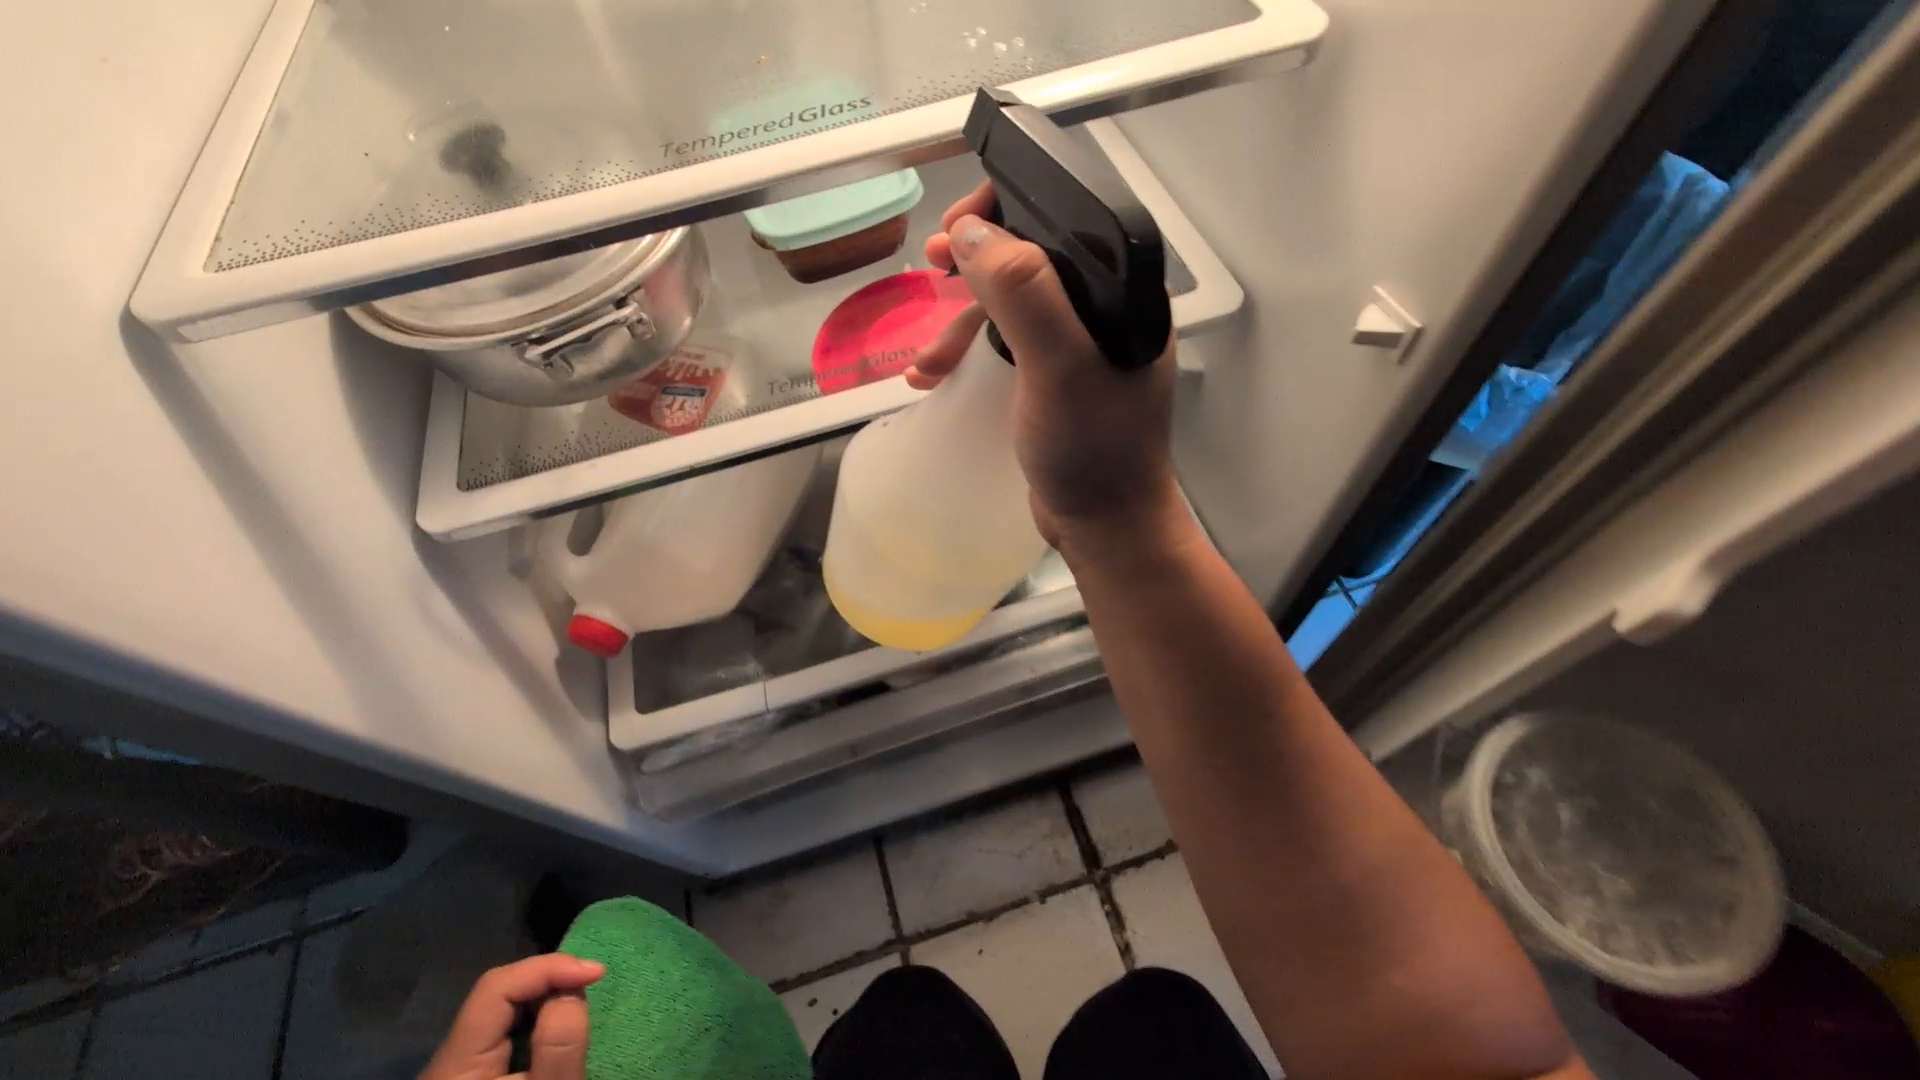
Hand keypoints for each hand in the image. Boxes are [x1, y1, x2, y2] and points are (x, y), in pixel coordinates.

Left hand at [420, 954, 604, 1079]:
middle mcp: (448, 1059)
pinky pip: (504, 1033)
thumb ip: (558, 1049)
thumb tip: (572, 990)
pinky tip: (557, 1030)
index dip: (548, 967)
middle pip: (498, 994)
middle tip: (590, 986)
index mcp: (455, 1062)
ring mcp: (458, 1069)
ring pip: (501, 1012)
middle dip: (549, 980)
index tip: (596, 972)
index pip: (496, 986)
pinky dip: (536, 1021)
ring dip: (545, 999)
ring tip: (580, 1001)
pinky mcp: (472, 1077)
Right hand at [911, 181, 1187, 557]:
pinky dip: (969, 355)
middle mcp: (1103, 311)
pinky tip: (935, 377)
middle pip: (1030, 260)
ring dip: (961, 324)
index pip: (1066, 219)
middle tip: (933, 264)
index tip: (959, 226)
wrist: (1105, 526)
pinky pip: (1006, 348)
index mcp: (1121, 292)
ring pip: (1011, 307)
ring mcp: (1078, 347)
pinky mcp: (1054, 380)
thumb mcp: (1058, 365)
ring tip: (927, 362)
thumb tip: (973, 233)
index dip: (1009, 209)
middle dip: (976, 266)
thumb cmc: (1092, 448)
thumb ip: (1023, 293)